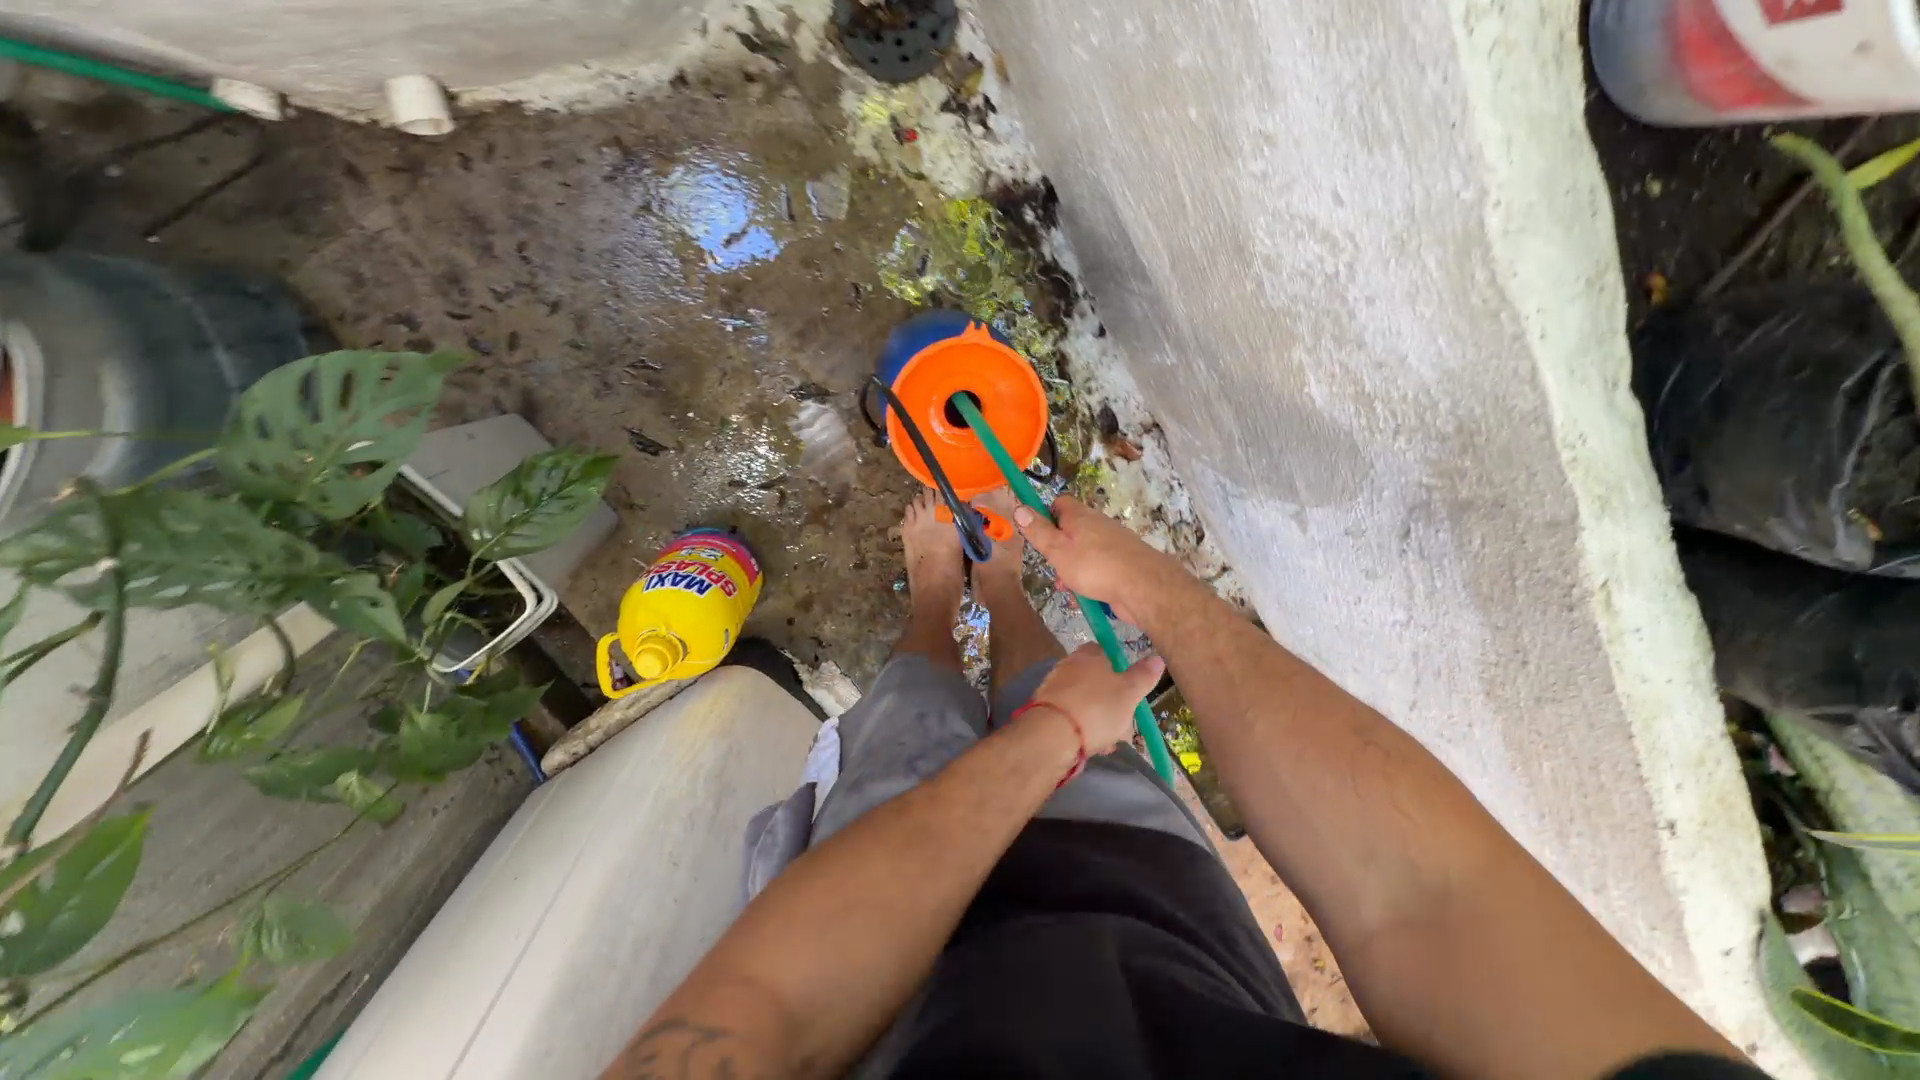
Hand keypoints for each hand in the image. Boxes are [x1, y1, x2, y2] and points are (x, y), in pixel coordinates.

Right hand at [1013, 496, 1187, 624]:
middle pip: (1070, 532)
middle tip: (1054, 569)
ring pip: (1083, 554)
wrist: (1143, 586)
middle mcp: (1098, 525)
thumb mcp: (1057, 549)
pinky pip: (1098, 569)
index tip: (1037, 534)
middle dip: (1058, 553)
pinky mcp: (1122, 564)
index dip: (1045, 515)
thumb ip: (1038, 531)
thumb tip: (1020, 507)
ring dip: (1072, 572)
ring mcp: (1112, 544)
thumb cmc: (1094, 566)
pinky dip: (1090, 582)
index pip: (1059, 503)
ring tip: (1070, 590)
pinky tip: (1087, 598)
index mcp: (1080, 516)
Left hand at [1021, 643, 1165, 755]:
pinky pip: (1071, 717)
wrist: (1052, 735)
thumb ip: (1143, 676)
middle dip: (1111, 700)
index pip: (1105, 651)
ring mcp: (1053, 689)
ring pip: (1084, 701)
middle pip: (1095, 679)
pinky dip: (1082, 728)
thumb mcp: (1129, 692)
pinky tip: (1092, 745)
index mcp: (1088, 655)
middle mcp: (1067, 666)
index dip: (1119, 668)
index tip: (1130, 688)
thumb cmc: (1097, 708)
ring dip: (1098, 718)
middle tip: (1124, 722)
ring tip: (1109, 741)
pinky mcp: (1045, 711)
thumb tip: (1157, 658)